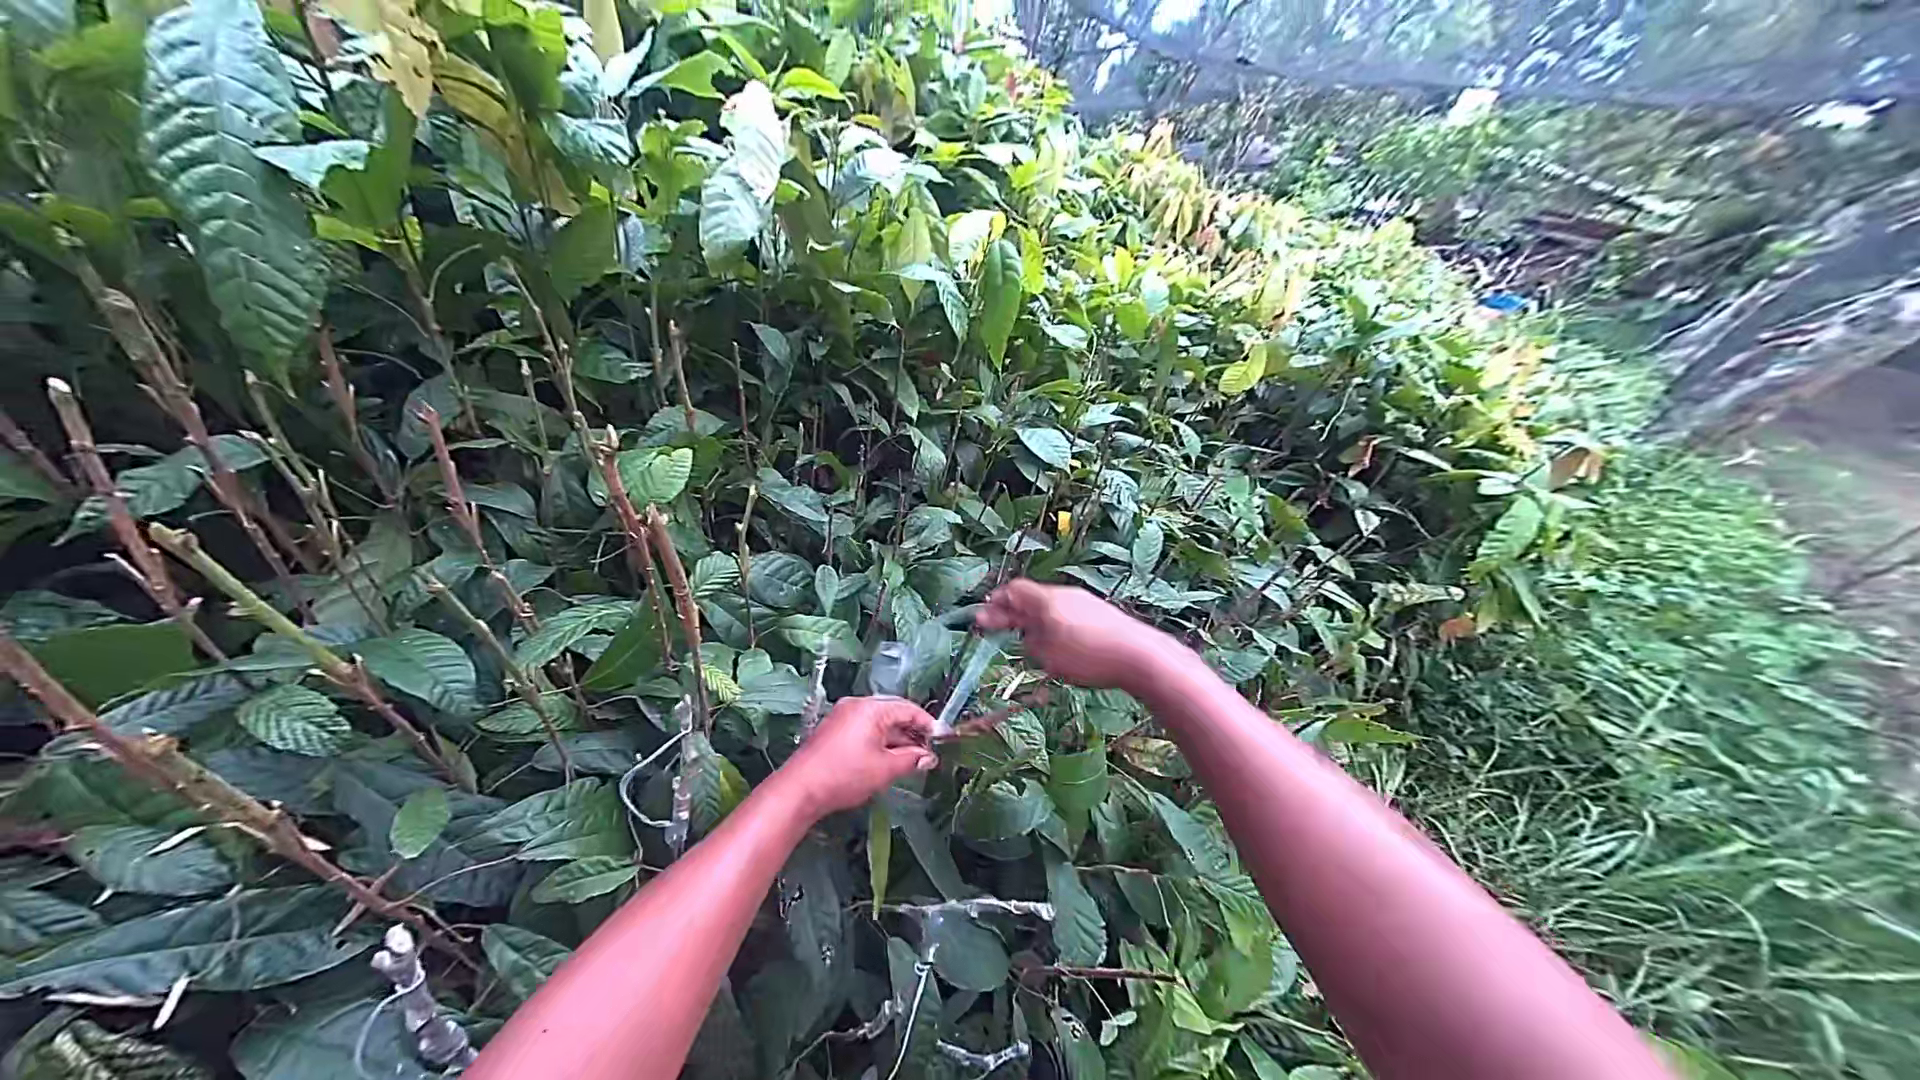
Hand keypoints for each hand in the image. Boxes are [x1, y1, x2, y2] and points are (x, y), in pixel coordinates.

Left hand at [778, 697, 937, 817]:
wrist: (799, 789)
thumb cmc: (843, 775)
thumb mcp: (884, 769)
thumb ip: (911, 760)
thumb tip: (928, 757)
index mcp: (871, 708)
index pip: (909, 709)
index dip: (928, 724)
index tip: (942, 738)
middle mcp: (857, 705)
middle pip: (894, 712)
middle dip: (913, 732)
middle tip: (929, 751)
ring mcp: (843, 715)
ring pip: (879, 722)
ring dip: (896, 738)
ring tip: (912, 759)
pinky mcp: (834, 729)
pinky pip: (865, 728)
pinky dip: (880, 740)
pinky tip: (888, 758)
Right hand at [974, 578, 1168, 690]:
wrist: (1140, 656)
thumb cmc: (1089, 655)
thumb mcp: (1049, 654)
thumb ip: (1031, 642)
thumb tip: (1027, 636)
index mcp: (1048, 599)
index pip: (1014, 590)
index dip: (996, 602)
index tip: (984, 616)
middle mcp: (1065, 595)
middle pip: (1031, 598)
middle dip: (1012, 612)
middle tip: (995, 626)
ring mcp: (1086, 603)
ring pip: (1050, 607)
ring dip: (1034, 620)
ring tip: (1028, 642)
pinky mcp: (1102, 615)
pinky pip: (1068, 615)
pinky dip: (1054, 625)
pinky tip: (1059, 645)